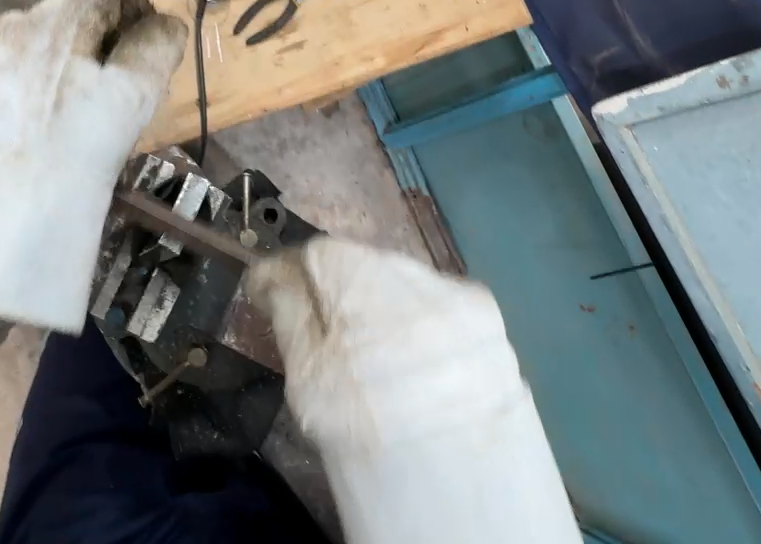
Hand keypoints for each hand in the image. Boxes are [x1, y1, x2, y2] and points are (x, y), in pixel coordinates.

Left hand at [0, 0, 185, 331]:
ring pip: (42, 16)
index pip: (151, 34)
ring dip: (59, 34)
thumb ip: (123, 101)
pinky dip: (15, 55)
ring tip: (53, 79)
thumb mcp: (107, 165)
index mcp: (108, 92)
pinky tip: (9, 96)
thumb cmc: (50, 238)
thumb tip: (130, 65)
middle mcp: (56, 54)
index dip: (153, 33)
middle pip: (94, 4)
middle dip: (108, 22)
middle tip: (106, 56)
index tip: (150, 43)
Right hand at [247, 238, 582, 543]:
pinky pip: (436, 295)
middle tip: (328, 331)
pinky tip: (416, 355)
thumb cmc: (371, 453)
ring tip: (376, 349)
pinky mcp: (487, 313)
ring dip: (378, 297)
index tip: (278, 294)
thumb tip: (273, 275)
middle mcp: (411, 285)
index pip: (318, 252)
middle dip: (338, 287)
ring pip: (398, 274)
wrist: (467, 508)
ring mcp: (454, 295)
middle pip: (360, 259)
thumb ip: (291, 317)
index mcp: (358, 304)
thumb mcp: (310, 389)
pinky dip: (418, 314)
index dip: (294, 273)